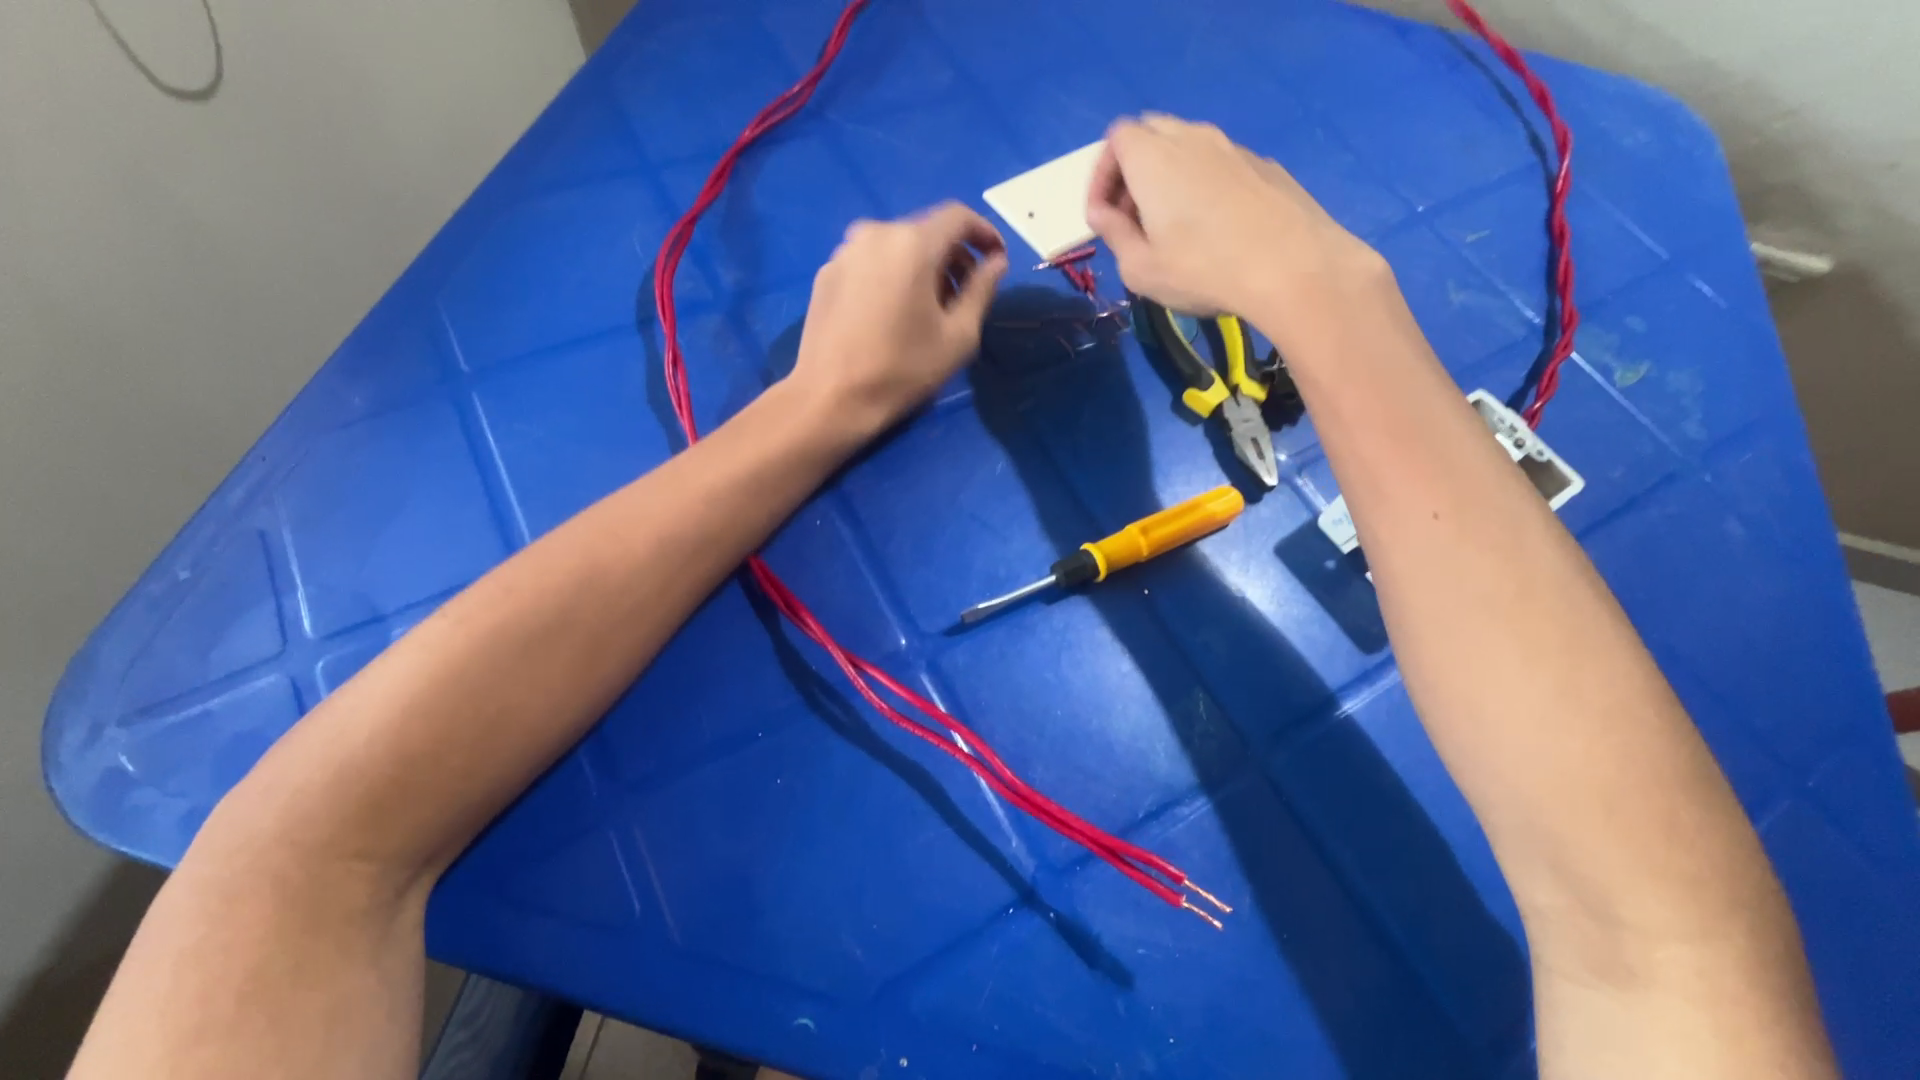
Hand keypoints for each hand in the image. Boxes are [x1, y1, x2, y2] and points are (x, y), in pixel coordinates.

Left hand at [792, 202, 1008, 434]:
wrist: (829, 398)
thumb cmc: (902, 370)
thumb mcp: (958, 336)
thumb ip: (981, 290)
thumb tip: (995, 263)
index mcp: (911, 243)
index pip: (958, 216)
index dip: (984, 234)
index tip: (997, 260)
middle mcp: (875, 233)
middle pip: (926, 231)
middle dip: (953, 256)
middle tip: (966, 295)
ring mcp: (845, 252)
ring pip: (897, 247)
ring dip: (922, 267)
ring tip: (931, 309)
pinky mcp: (826, 273)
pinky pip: (871, 263)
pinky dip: (892, 276)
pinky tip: (895, 314)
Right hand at [1085, 114, 1386, 342]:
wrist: (1293, 267)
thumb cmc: (1202, 269)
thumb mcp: (1140, 268)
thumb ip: (1113, 234)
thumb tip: (1103, 214)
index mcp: (1153, 157)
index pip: (1116, 137)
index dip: (1101, 174)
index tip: (1103, 215)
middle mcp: (1192, 138)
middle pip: (1152, 133)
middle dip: (1133, 169)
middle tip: (1133, 216)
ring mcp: (1234, 148)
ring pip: (1188, 147)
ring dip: (1170, 176)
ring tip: (1174, 225)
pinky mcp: (1265, 166)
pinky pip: (1221, 164)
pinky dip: (1205, 184)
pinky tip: (1217, 229)